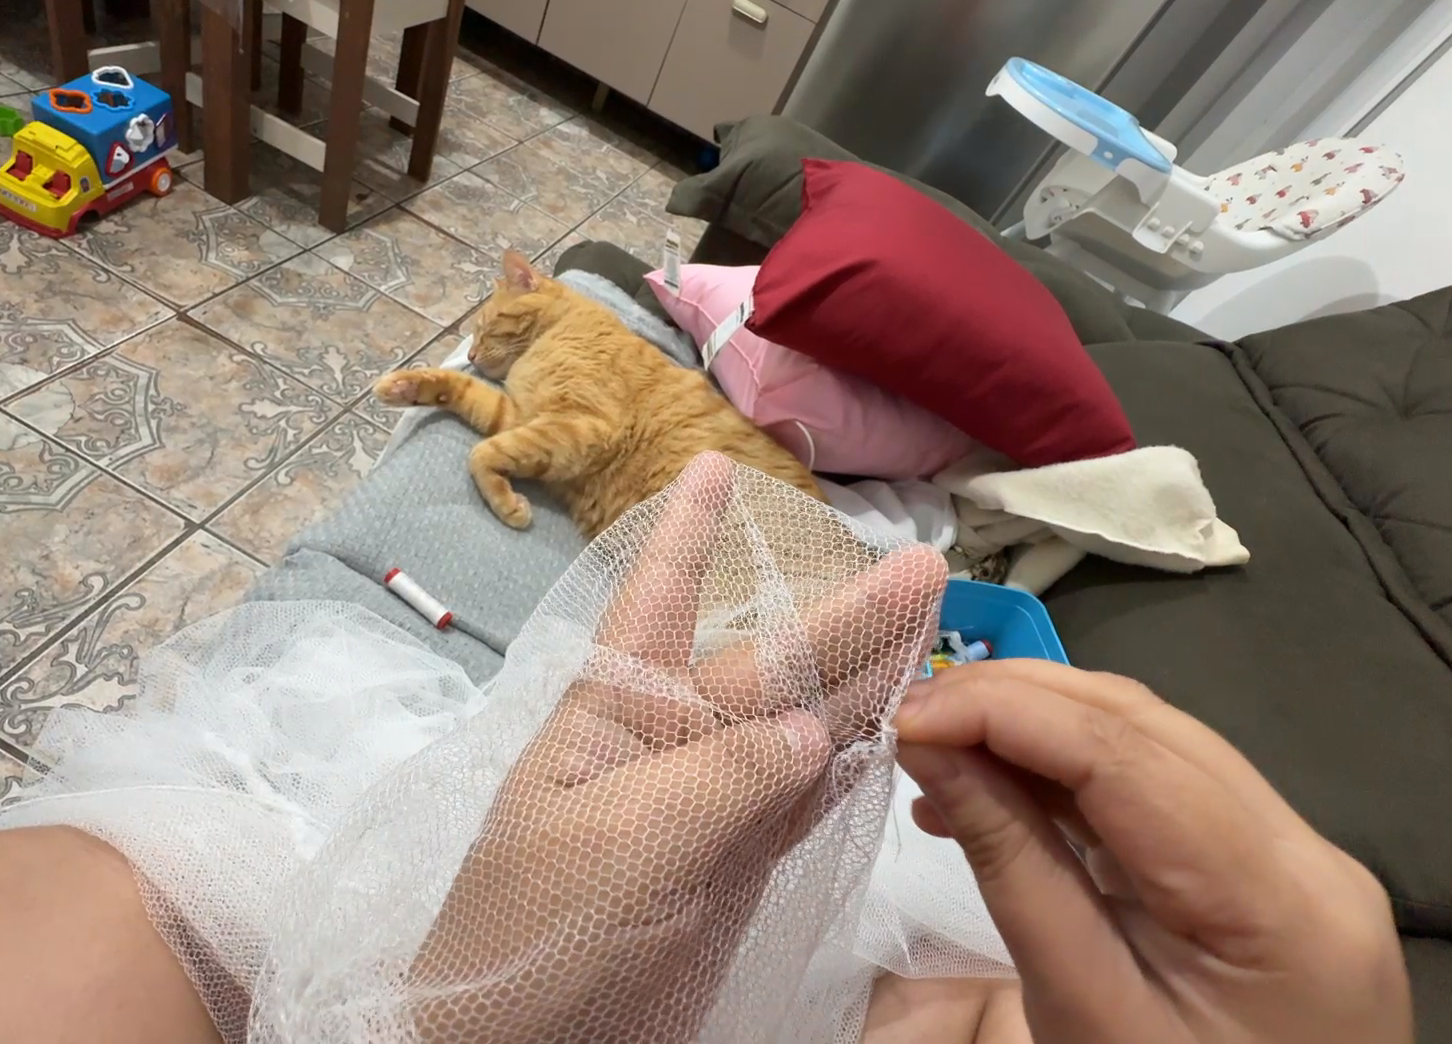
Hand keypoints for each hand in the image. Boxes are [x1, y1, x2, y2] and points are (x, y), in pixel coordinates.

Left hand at [410, 454, 946, 1041]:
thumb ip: (720, 778)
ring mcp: (711, 797)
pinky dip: (849, 764)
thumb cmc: (539, 927)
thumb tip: (809, 727)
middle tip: (919, 566)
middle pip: (770, 664)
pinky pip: (805, 796)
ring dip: (864, 678)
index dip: (687, 529)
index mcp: (618, 709)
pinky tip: (893, 731)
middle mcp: (670, 737)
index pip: (658, 596)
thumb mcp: (620, 840)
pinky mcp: (737, 856)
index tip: (715, 465)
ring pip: (802, 724)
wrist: (524, 1042)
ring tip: (927, 629)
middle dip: (841, 615)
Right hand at [893, 660, 1410, 1043]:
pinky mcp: (1242, 853)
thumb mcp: (1076, 1000)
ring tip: (932, 738)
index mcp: (1279, 899)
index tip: (900, 716)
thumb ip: (1004, 856)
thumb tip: (922, 744)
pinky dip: (1045, 762)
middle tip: (906, 714)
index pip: (1121, 752)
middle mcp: (1300, 847)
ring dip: (1020, 720)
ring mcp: (1278, 845)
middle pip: (1132, 720)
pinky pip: (1133, 773)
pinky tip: (980, 781)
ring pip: (1132, 730)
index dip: (999, 712)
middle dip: (1005, 699)